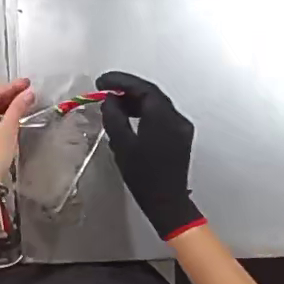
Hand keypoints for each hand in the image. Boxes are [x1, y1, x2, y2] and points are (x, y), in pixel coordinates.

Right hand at [96, 71, 203, 239]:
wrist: (167, 202)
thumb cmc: (143, 176)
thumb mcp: (123, 145)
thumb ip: (115, 118)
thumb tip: (110, 100)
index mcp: (163, 117)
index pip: (143, 89)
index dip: (121, 82)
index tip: (101, 82)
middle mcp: (176, 117)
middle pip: (152, 95)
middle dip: (128, 90)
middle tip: (105, 91)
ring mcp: (181, 127)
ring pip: (157, 106)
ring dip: (136, 102)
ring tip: (114, 105)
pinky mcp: (181, 137)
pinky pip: (161, 117)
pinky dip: (145, 113)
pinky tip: (130, 120)